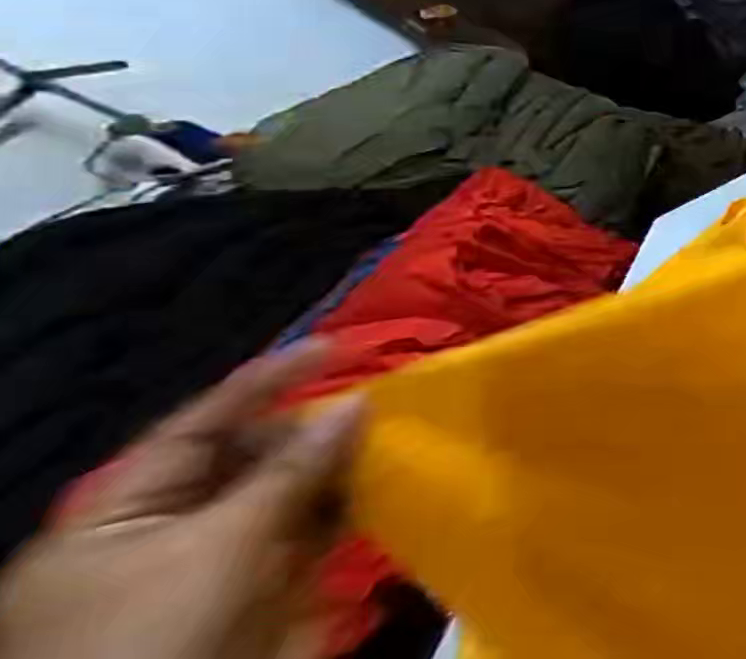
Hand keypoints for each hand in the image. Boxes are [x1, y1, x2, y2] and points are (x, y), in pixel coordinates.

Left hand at [0, 342, 361, 658]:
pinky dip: (346, 506)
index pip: (199, 426)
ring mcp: (216, 560)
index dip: (267, 382)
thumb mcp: (221, 544)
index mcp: (122, 515)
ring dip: (341, 463)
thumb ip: (292, 470)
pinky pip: (308, 530)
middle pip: (250, 456)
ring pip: (289, 491)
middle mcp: (168, 527)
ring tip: (394, 434)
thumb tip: (356, 404)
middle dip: (315, 427)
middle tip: (377, 403)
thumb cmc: (155, 633)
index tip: (335, 344)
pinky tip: (386, 483)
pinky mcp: (259, 587)